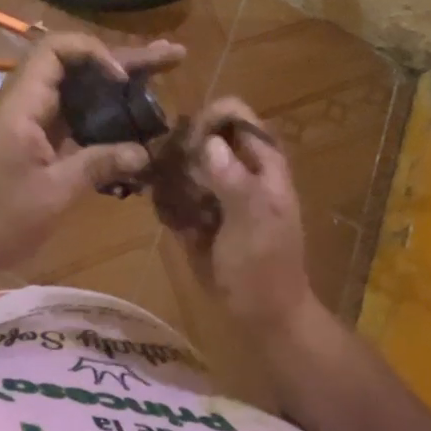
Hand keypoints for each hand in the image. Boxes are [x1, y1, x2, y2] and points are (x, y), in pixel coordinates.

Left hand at [0, 33, 184, 281]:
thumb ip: (98, 165)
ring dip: (115, 89)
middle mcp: (25, 104)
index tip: (123, 80)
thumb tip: (145, 151)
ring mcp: (27, 124)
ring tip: (161, 83)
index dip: (95, 54)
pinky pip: (70, 120)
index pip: (57, 49)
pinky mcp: (30, 145)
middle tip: (171, 57)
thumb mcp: (53, 194)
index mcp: (22, 103)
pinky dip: (101, 119)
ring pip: (76, 93)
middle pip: (75, 66)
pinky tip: (132, 129)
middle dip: (122, 62)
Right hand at [177, 98, 314, 325]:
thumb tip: (207, 142)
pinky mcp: (196, 211)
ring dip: (169, 173)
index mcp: (261, 161)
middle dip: (182, 147)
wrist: (263, 317)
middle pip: (202, 132)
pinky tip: (167, 217)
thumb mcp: (254, 222)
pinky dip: (165, 197)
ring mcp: (215, 188)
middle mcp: (236, 166)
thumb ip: (233, 180)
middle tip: (172, 174)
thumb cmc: (265, 268)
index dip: (210, 118)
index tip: (189, 143)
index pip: (233, 113)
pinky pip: (173, 189)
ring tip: (167, 196)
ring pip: (183, 159)